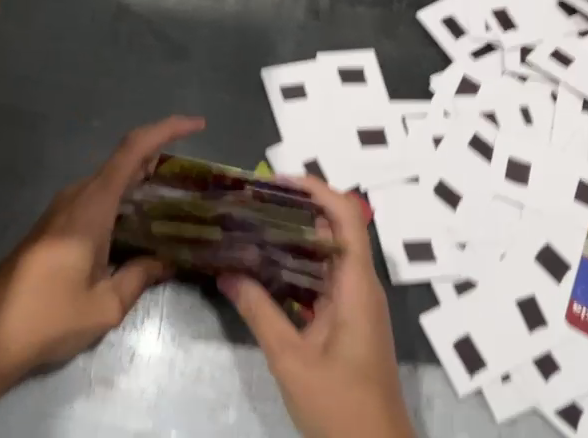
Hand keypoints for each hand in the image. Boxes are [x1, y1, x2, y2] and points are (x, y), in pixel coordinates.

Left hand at [0, 115, 206, 379]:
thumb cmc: (49, 315)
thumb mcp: (105, 305)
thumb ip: (140, 277)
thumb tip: (168, 262)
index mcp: (93, 204)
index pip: (133, 151)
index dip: (166, 130)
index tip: (197, 125)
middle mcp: (78, 196)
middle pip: (124, 162)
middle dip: (162, 162)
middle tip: (198, 181)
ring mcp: (64, 208)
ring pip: (111, 182)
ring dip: (143, 185)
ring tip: (179, 205)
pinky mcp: (57, 224)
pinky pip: (98, 199)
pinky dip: (125, 202)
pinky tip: (143, 227)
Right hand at [221, 176, 415, 437]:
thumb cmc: (340, 406)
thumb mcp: (291, 359)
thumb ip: (258, 311)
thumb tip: (225, 271)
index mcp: (356, 286)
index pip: (347, 217)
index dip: (317, 190)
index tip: (277, 181)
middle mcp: (361, 287)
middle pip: (336, 229)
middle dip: (297, 209)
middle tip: (252, 201)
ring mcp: (357, 305)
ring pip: (328, 255)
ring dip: (294, 238)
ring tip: (251, 226)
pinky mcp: (350, 323)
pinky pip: (324, 279)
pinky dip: (297, 267)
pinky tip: (265, 269)